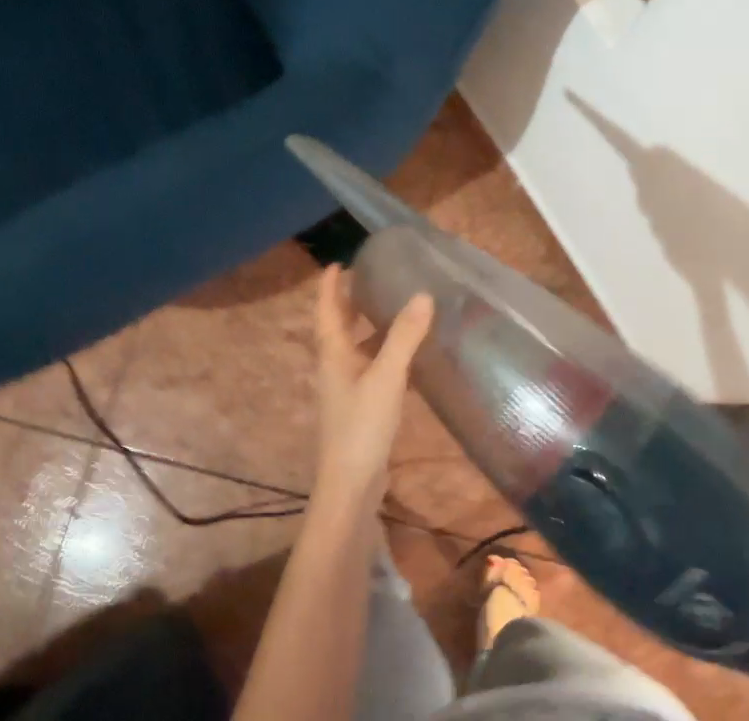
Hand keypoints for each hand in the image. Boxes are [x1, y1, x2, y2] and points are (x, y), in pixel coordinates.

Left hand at [312, 265, 433, 507]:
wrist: (351, 484)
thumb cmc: (361, 426)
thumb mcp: (386, 377)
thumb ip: (404, 337)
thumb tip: (422, 294)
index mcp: (333, 354)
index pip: (326, 311)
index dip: (329, 286)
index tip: (337, 263)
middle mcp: (335, 367)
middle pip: (339, 328)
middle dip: (351, 304)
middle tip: (372, 280)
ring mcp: (347, 390)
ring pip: (357, 349)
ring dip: (370, 329)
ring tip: (396, 311)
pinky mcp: (361, 408)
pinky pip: (372, 370)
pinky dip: (385, 356)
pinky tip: (408, 358)